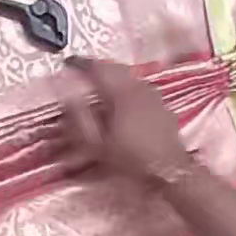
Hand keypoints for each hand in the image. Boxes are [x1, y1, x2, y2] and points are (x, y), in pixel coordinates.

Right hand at [60, 57, 194, 185]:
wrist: (170, 173)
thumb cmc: (129, 158)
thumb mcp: (96, 142)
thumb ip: (79, 115)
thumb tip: (66, 91)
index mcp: (121, 91)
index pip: (98, 67)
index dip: (80, 63)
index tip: (68, 62)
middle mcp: (140, 87)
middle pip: (116, 68)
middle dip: (98, 68)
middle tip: (83, 72)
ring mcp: (155, 96)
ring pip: (130, 78)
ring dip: (114, 79)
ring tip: (101, 88)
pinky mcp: (164, 107)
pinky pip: (141, 90)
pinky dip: (127, 91)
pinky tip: (124, 104)